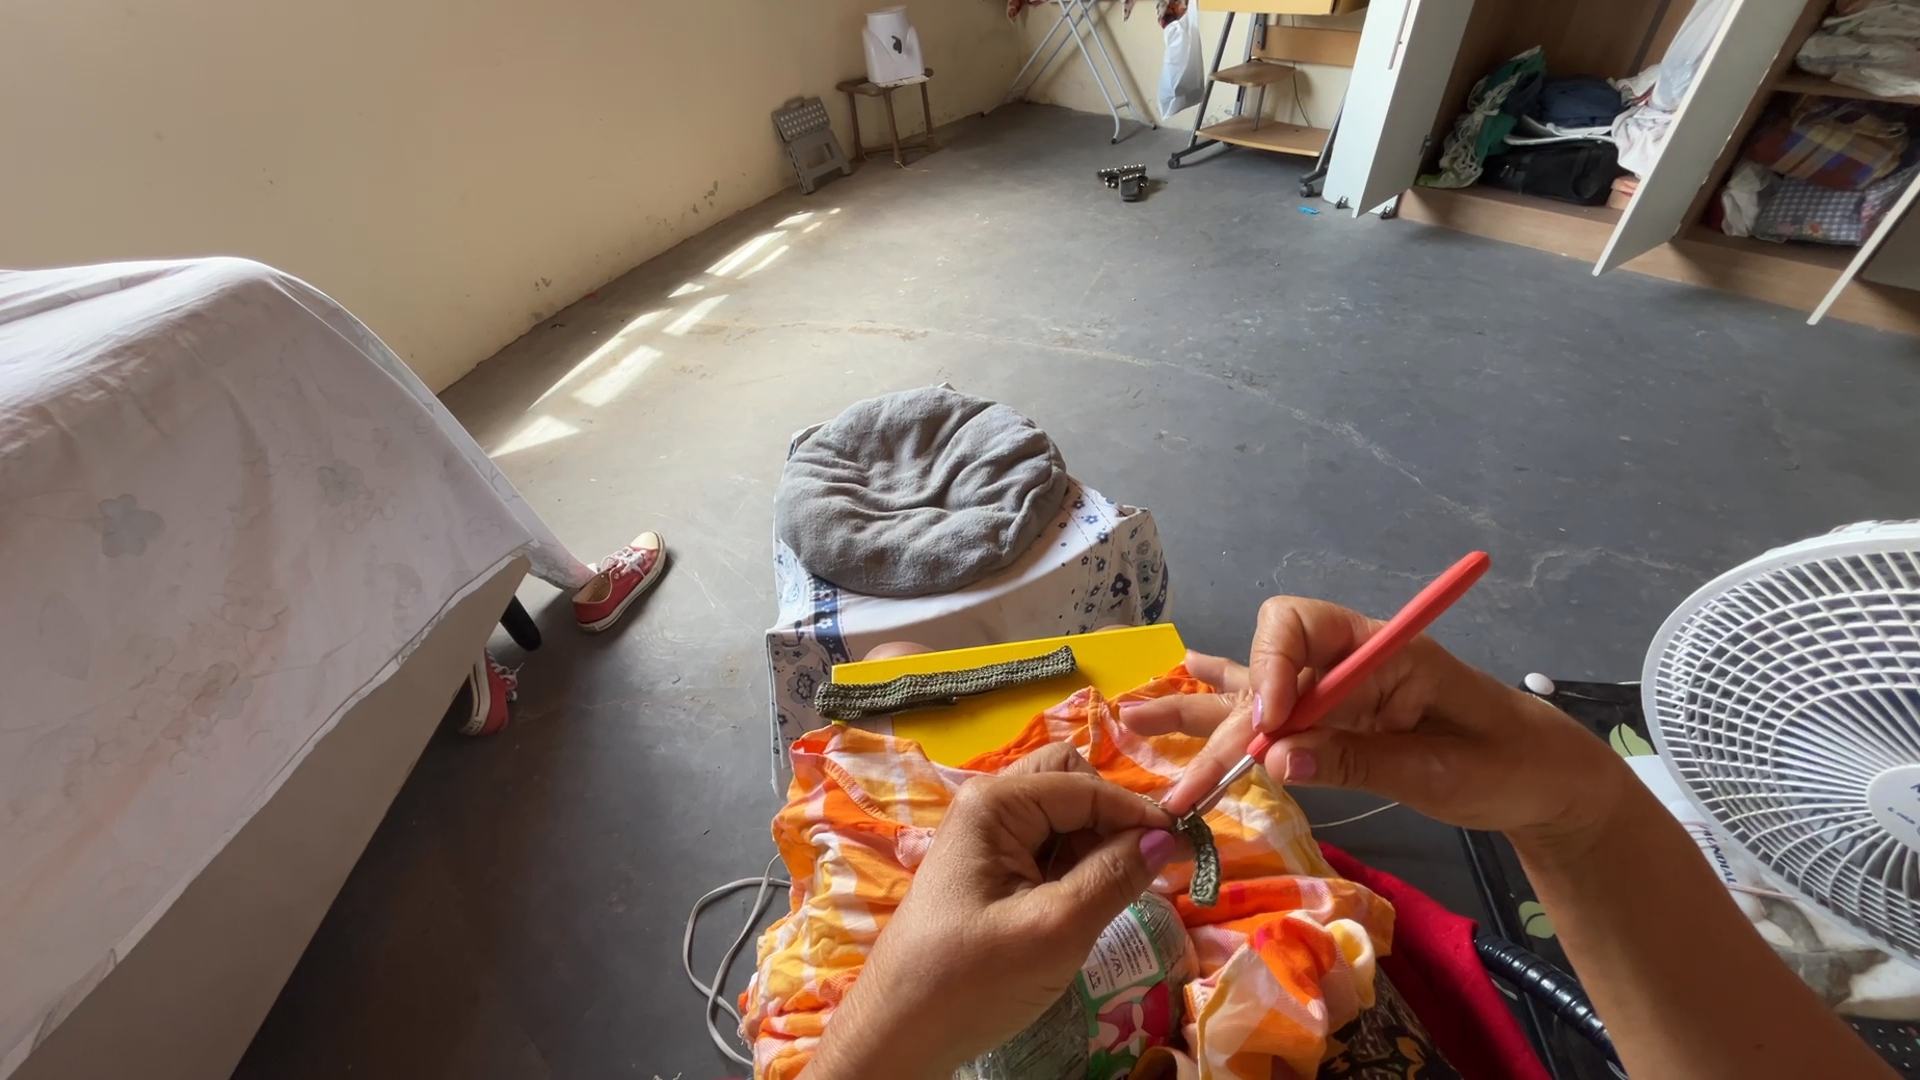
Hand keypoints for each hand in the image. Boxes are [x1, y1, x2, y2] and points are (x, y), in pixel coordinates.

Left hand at [808, 746, 1181, 1078]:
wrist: (900, 1033)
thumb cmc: (971, 979)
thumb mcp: (1054, 930)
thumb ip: (1114, 876)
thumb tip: (1167, 836)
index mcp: (996, 803)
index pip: (1084, 785)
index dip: (1137, 811)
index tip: (1188, 842)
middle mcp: (989, 804)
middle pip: (1069, 783)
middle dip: (1110, 818)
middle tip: (1140, 871)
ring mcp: (987, 835)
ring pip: (1061, 814)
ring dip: (1095, 843)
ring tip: (1112, 893)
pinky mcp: (991, 866)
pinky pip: (1045, 845)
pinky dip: (1075, 863)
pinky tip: (1084, 901)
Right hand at [1121, 597, 1629, 851]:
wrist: (1542, 780)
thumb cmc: (1511, 762)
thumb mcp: (1444, 770)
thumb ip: (1358, 760)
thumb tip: (1276, 764)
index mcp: (1374, 646)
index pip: (1295, 626)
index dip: (1269, 666)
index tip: (1271, 723)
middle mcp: (1336, 662)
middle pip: (1260, 680)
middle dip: (1219, 729)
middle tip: (1184, 783)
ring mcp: (1324, 693)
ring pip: (1246, 697)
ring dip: (1194, 715)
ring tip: (1134, 718)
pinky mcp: (1321, 724)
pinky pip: (1260, 713)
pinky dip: (1217, 713)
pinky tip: (1175, 702)